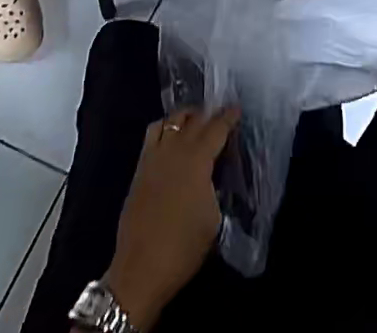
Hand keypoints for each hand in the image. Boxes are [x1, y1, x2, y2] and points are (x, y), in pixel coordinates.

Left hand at [103, 108, 239, 329]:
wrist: (141, 267)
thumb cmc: (183, 246)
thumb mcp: (213, 217)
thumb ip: (214, 187)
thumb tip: (212, 175)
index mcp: (197, 161)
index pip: (216, 130)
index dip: (228, 118)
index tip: (236, 109)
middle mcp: (175, 151)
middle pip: (193, 121)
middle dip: (209, 113)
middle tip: (221, 111)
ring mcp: (154, 157)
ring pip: (170, 121)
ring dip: (185, 116)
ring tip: (196, 119)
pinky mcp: (140, 167)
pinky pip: (152, 134)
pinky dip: (164, 126)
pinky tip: (171, 135)